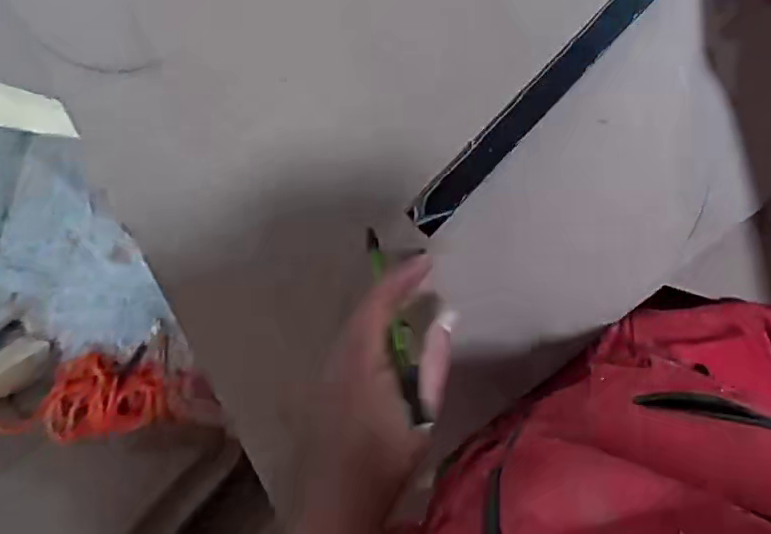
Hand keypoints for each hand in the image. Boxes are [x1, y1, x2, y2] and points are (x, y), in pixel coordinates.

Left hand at [293, 255, 452, 533]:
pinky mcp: (323, 386)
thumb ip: (435, 363)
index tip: (428, 261)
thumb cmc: (384, 463)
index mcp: (361, 358)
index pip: (380, 301)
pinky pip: (349, 339)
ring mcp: (326, 371)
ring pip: (354, 323)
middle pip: (364, 307)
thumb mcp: (422, 415)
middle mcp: (338, 356)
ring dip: (380, 304)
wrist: (334, 508)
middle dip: (393, 285)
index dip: (403, 276)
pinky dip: (370, 324)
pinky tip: (385, 331)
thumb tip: (447, 317)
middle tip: (421, 273)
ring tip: (408, 294)